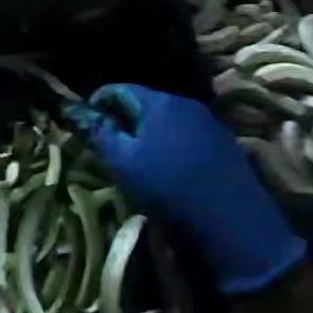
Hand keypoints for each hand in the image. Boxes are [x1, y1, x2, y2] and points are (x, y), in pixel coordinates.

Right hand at [72, 84, 305, 294]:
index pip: (118, 89)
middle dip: (122, 117)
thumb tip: (78, 111)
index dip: (97, 102)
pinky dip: (169, 141)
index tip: (86, 122)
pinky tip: (167, 166)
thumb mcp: (123, 161)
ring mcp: (208, 122)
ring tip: (136, 156)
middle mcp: (185, 103)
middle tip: (108, 142)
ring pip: (165, 118)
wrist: (234, 223)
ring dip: (146, 130)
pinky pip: (185, 132)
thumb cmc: (169, 187)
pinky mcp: (224, 142)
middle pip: (143, 101)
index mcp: (158, 102)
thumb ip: (100, 132)